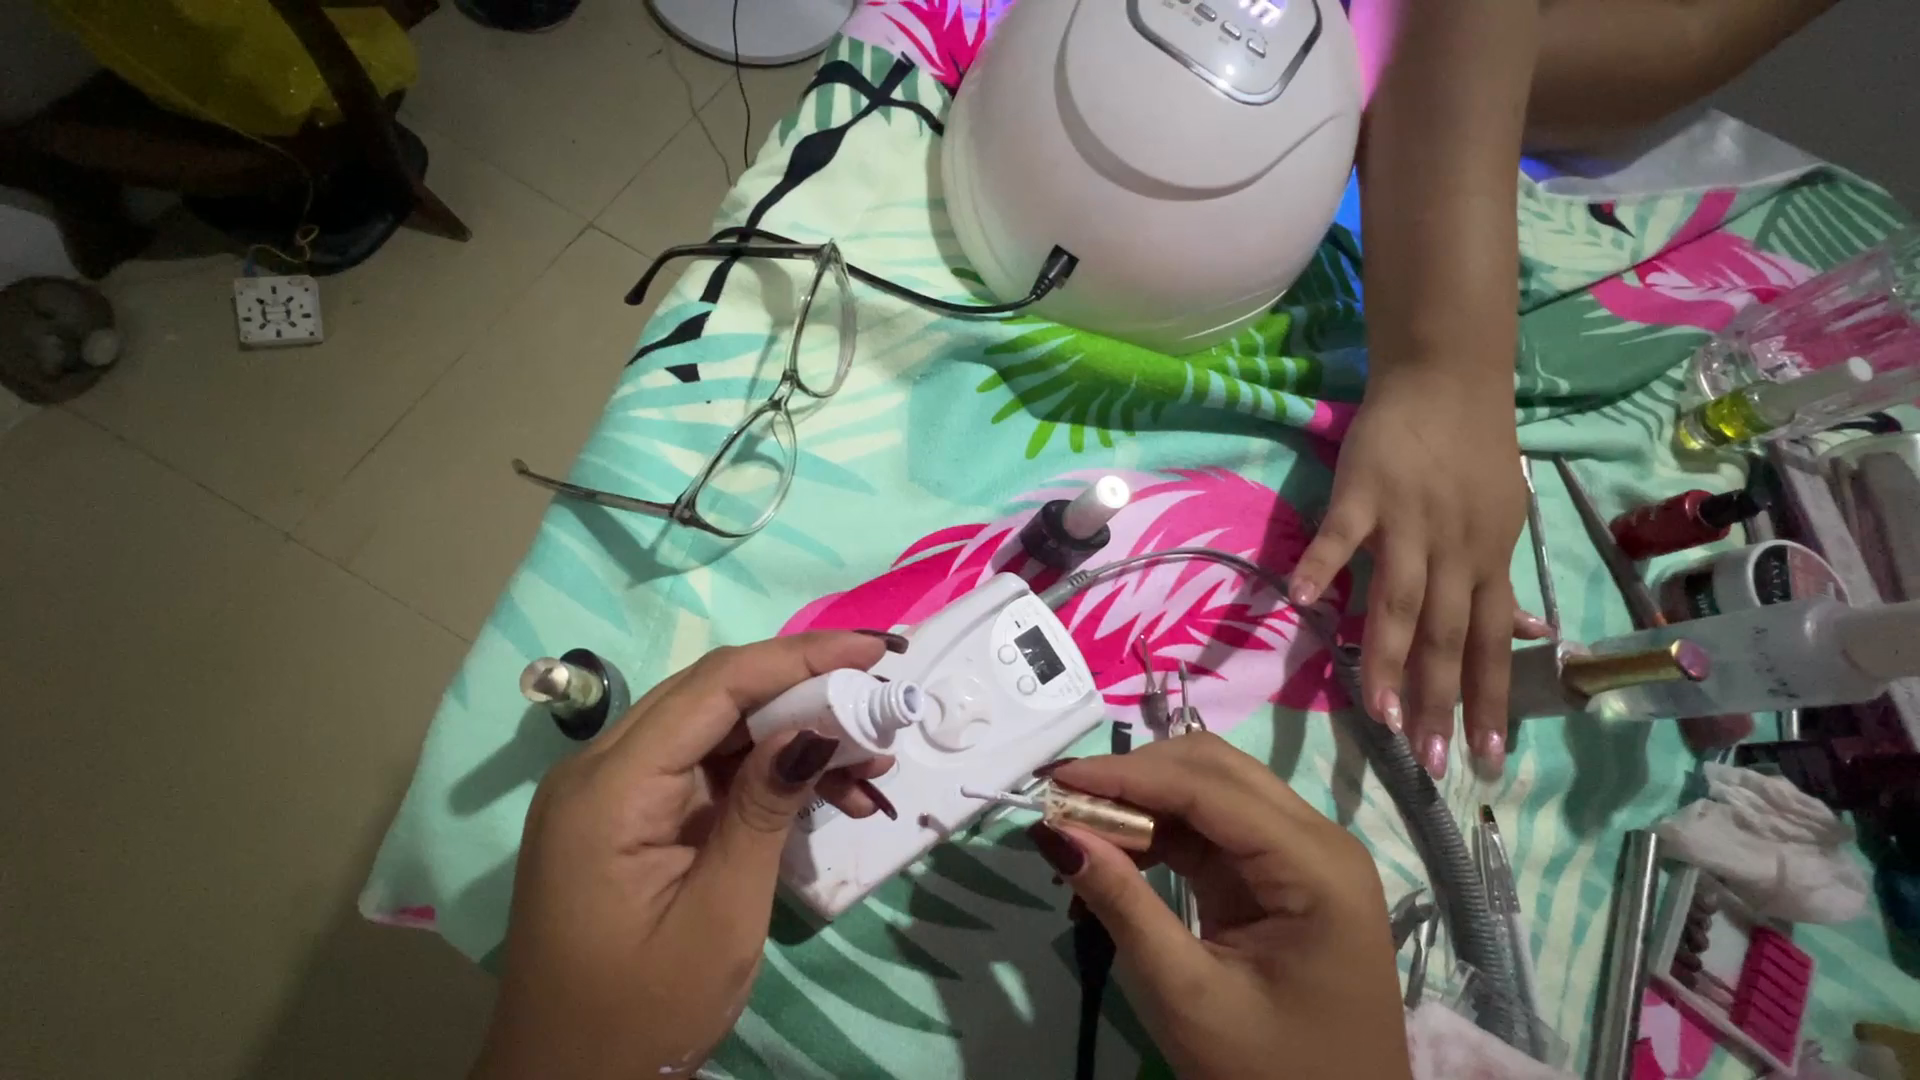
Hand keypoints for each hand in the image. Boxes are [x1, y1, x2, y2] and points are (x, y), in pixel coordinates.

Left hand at [471, 633, 896, 1079]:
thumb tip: (816, 725)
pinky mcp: (634, 813)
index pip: (715, 686)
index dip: (799, 657)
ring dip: (795, 734)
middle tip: (879, 704)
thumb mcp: (721, 914)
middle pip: (717, 695)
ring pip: (719, 727)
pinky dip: (769, 772)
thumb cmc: (643, 1014)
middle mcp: (602, 768)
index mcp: (609, 787)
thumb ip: (764, 807)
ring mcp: (615, 790)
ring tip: (869, 764)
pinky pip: (710, 767)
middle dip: (806, 690)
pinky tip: (829, 793)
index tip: (873, 649)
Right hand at [1030, 737, 1411, 1079]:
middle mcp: (1314, 840)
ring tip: (1080, 830)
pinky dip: (1156, 831)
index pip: (1208, 787)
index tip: (1055, 780)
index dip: (1127, 775)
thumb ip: (1122, 903)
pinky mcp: (1273, 874)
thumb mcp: (1186, 995)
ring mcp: (1297, 854)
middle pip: (1213, 769)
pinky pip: (1207, 827)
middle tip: (1065, 802)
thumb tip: (1054, 831)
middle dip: (1135, 777)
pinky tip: (1114, 856)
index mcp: (1315, 865)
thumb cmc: (1271, 1077)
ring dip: (1142, 800)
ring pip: (1207, 788)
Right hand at [1289, 369, 1526, 778]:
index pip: (1492, 644)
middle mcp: (1455, 551)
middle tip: (1426, 757)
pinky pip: (1342, 537)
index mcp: (1488, 560)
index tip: (1485, 758)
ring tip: (1376, 711)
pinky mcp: (1364, 493)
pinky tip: (1303, 603)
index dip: (1489, 701)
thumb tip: (1526, 634)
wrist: (1449, 380)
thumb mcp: (1503, 518)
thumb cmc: (1472, 450)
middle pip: (1447, 635)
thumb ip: (1496, 577)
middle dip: (1439, 699)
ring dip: (1388, 657)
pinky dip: (1324, 568)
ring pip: (1400, 600)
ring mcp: (1408, 522)